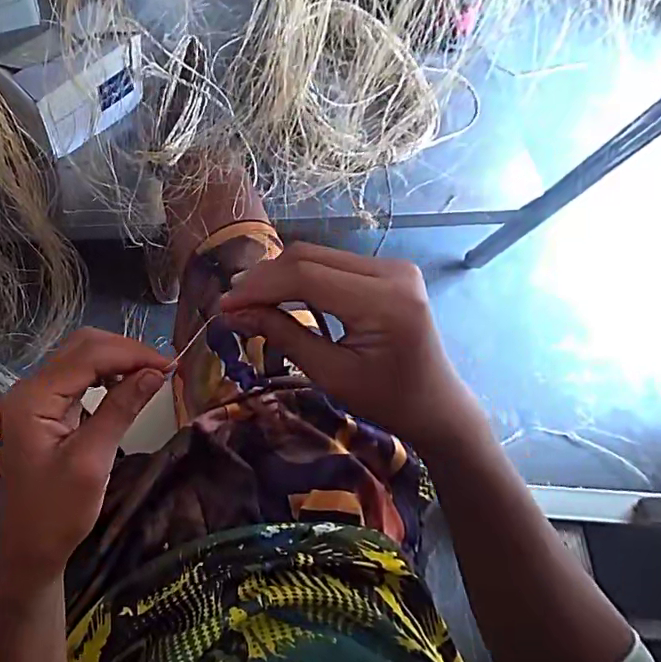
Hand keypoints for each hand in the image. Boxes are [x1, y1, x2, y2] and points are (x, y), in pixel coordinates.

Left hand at [0, 329, 170, 590]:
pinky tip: (127, 386)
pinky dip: (106, 376)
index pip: (87, 355)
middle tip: (164, 368)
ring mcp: (35, 398)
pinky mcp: (44, 410)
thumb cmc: (56, 513)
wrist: (28, 549)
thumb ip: (120, 410)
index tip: (171, 365)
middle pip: (81, 347)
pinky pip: (78, 378)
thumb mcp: (92, 461)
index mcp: (33, 398)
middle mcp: (29, 388)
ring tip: (152, 375)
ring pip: (80, 358)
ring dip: (117, 360)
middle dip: (125, 351)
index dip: (131, 354)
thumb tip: (156, 373)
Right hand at [219, 242, 485, 448]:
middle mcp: (391, 271)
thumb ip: (283, 335)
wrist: (436, 406)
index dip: (259, 288)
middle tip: (231, 303)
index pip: (306, 277)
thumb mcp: (330, 374)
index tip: (224, 305)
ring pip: (316, 256)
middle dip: (264, 278)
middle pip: (308, 257)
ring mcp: (391, 267)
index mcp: (385, 301)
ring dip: (278, 276)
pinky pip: (330, 264)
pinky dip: (298, 278)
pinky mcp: (386, 271)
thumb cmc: (386, 400)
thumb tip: (234, 313)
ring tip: (247, 300)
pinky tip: (277, 295)